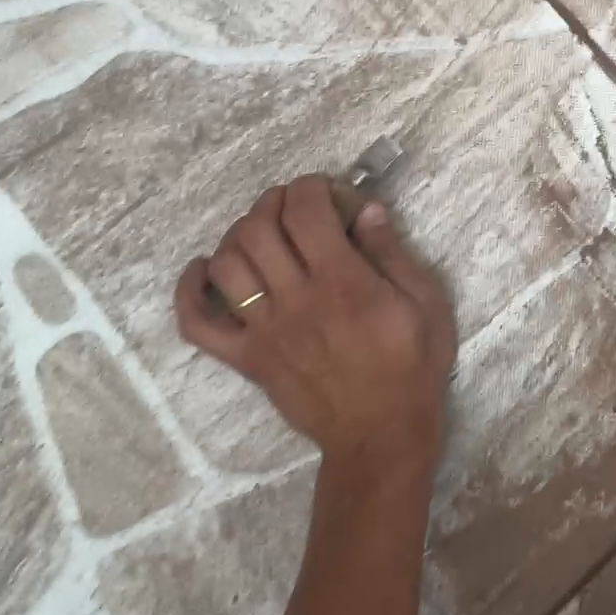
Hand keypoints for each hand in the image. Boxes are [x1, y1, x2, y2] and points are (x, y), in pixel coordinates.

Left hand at [174, 175, 456, 468]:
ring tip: (262, 229)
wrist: (382, 428)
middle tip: (294, 201)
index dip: (309, 188)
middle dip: (273, 202)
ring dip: (239, 234)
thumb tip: (368, 209)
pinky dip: (189, 290)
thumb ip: (392, 254)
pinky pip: (196, 323)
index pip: (307, 215)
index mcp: (343, 282)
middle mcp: (295, 299)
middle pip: (260, 231)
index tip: (324, 186)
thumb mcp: (426, 301)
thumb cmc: (414, 361)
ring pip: (227, 265)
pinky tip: (203, 268)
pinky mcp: (245, 358)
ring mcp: (263, 331)